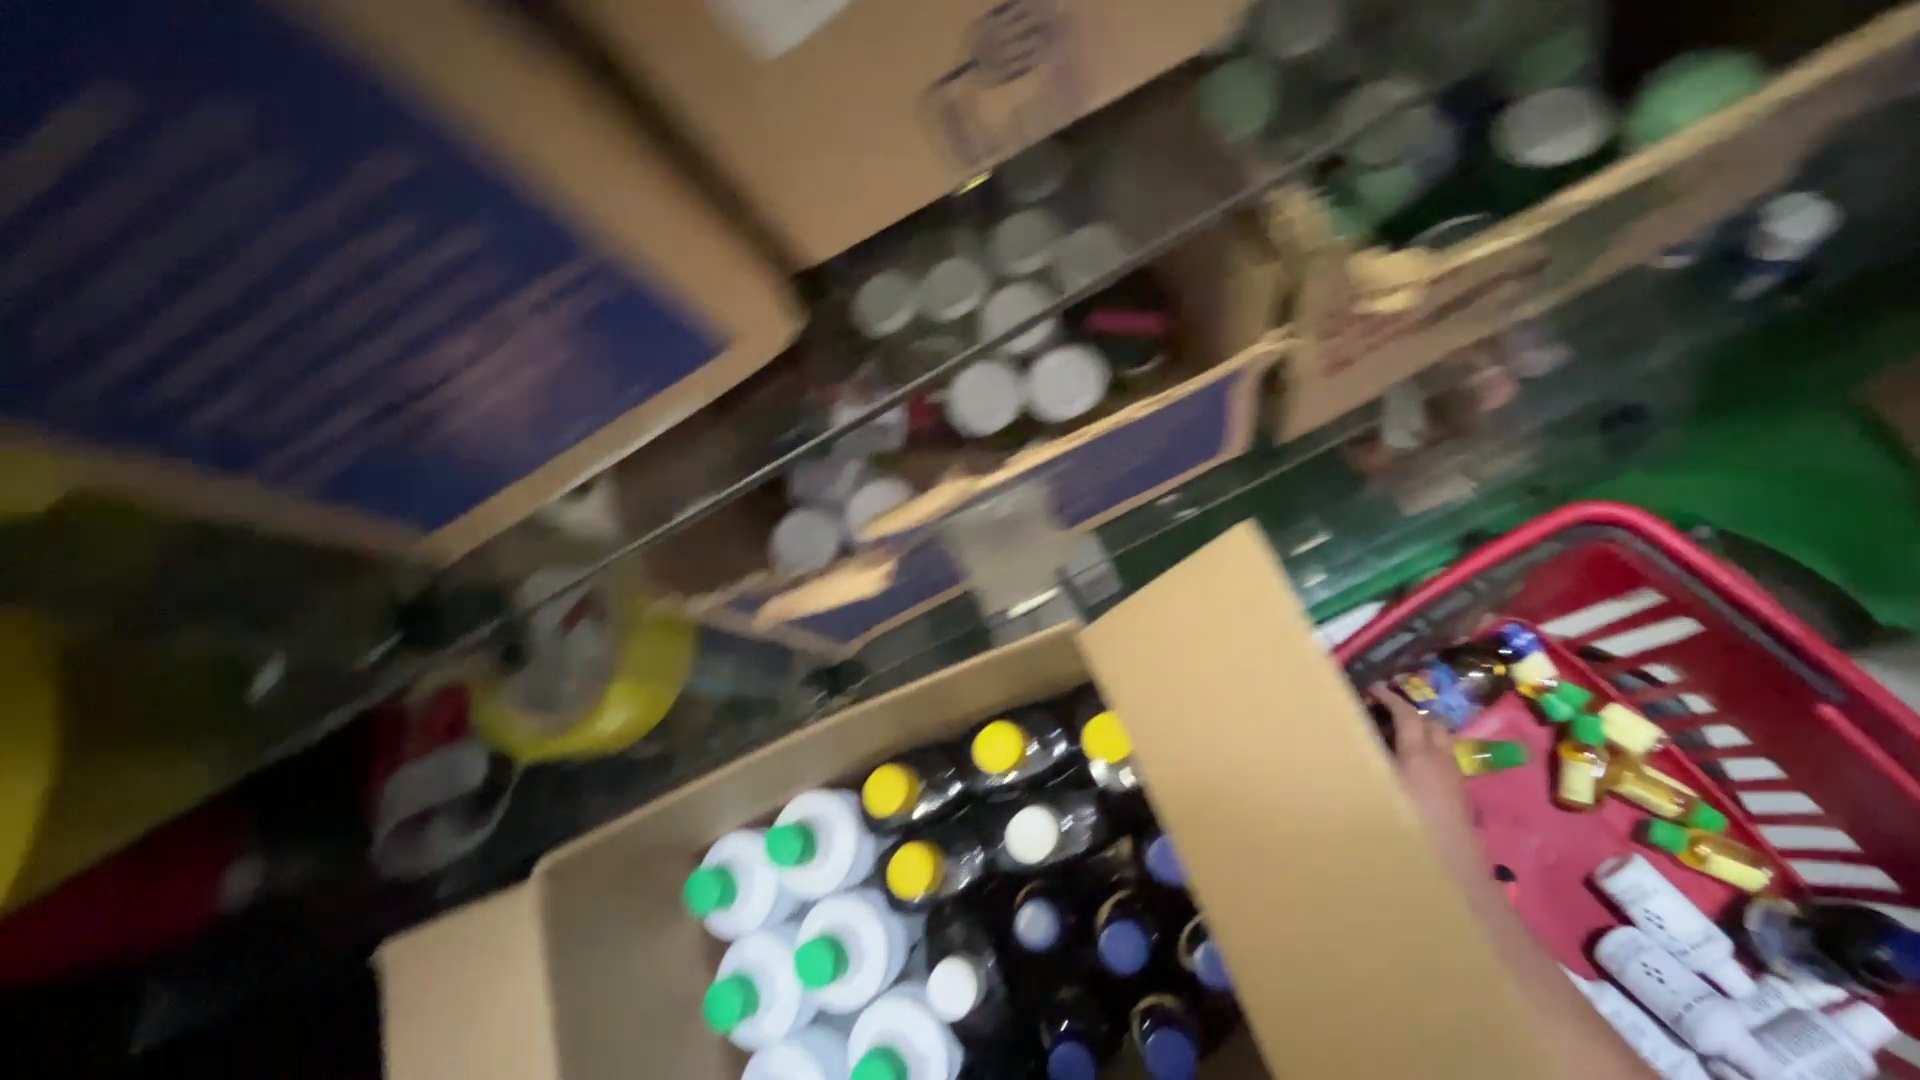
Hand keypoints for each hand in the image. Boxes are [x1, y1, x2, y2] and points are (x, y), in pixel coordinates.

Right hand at [1368, 683, 1485, 885]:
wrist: (1453, 870)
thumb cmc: (1409, 827)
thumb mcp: (1380, 791)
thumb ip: (1368, 763)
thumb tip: (1349, 743)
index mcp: (1419, 754)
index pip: (1407, 714)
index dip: (1390, 698)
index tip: (1373, 688)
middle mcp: (1441, 760)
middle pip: (1432, 723)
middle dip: (1411, 713)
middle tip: (1385, 715)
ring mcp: (1454, 778)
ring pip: (1441, 743)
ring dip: (1422, 735)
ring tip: (1396, 742)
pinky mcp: (1459, 797)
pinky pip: (1443, 763)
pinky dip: (1428, 756)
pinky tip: (1410, 773)